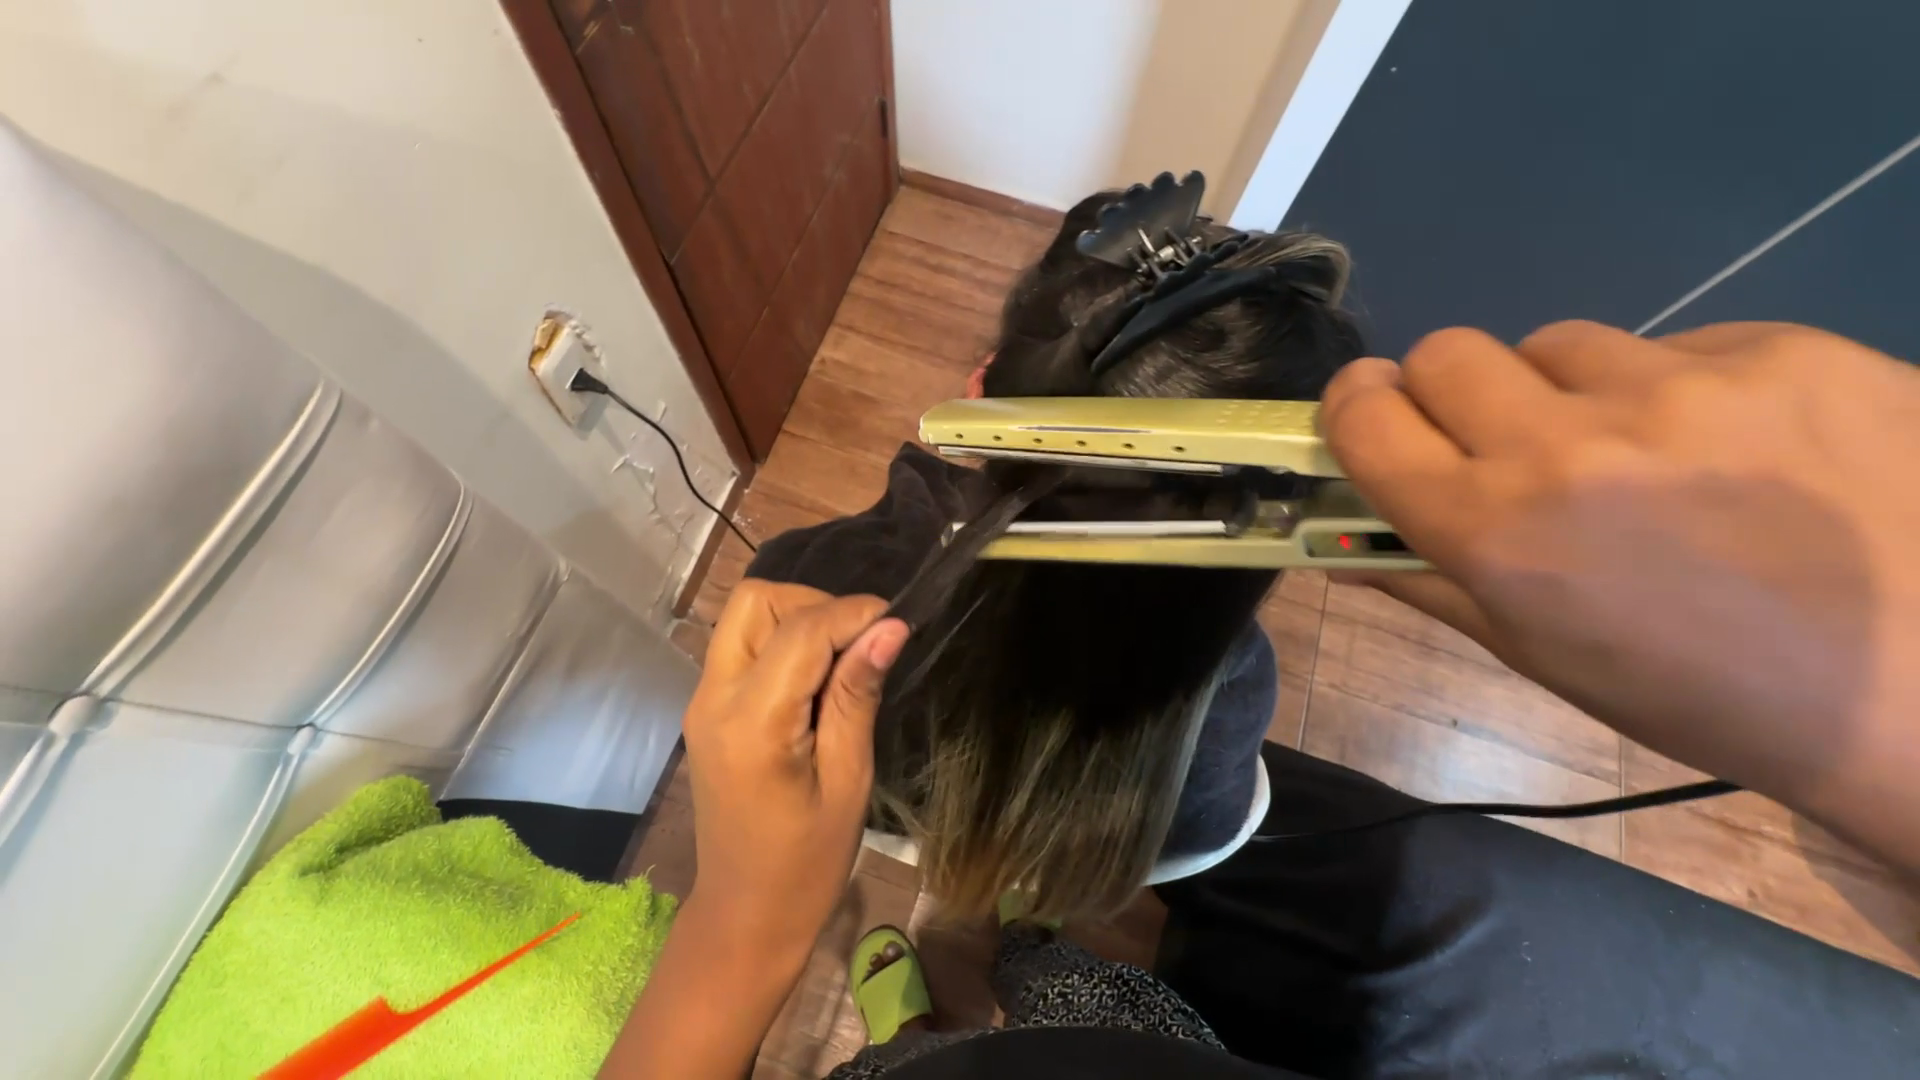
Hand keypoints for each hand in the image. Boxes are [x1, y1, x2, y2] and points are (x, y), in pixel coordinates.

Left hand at [601, 582, 907, 1078]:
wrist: (746, 913)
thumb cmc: (807, 862)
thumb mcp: (849, 779)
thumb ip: (859, 694)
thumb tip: (891, 627)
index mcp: (751, 722)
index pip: (800, 630)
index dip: (854, 613)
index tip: (897, 623)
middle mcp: (714, 697)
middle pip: (756, 601)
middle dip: (814, 604)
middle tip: (859, 643)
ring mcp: (704, 700)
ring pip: (745, 615)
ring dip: (797, 619)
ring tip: (841, 660)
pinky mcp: (708, 708)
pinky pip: (743, 644)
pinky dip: (783, 641)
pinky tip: (817, 679)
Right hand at [1319, 321, 1919, 873]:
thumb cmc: (1696, 691)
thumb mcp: (1533, 651)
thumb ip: (1420, 578)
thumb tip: (1340, 542)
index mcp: (1491, 527)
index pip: (1363, 416)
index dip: (1353, 409)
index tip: (1374, 419)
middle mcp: (1565, 443)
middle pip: (1443, 352)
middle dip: (1448, 393)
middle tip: (1498, 440)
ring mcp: (1679, 387)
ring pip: (1555, 342)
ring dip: (1561, 389)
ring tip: (1634, 450)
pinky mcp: (1784, 352)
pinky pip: (1674, 345)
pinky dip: (1672, 389)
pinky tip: (1735, 450)